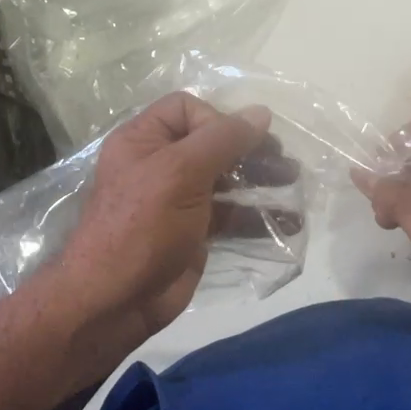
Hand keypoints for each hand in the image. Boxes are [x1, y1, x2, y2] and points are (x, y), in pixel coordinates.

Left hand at [48, 92, 273, 347]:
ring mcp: (177, 199)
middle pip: (211, 142)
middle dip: (249, 149)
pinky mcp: (193, 232)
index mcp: (143, 139)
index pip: (186, 108)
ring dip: (260, 180)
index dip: (215, 119)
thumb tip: (261, 113)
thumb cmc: (143, 225)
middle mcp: (159, 163)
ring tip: (295, 183)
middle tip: (284, 159)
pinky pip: (230, 214)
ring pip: (225, 178)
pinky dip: (257, 215)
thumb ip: (222, 139)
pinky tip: (289, 221)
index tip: (235, 144)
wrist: (115, 300)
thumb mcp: (180, 172)